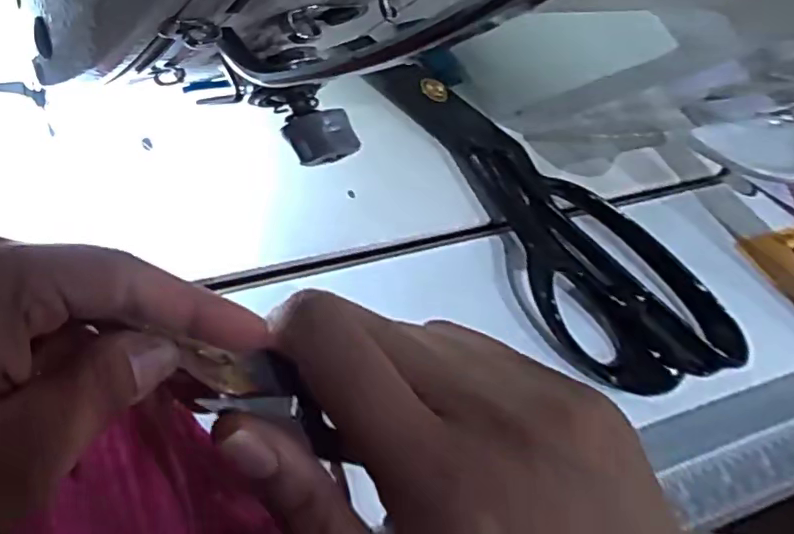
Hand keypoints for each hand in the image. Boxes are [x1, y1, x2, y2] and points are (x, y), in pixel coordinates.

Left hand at [0, 237, 268, 533]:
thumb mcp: (23, 448)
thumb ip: (97, 385)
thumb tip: (159, 346)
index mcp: (6, 274)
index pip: (120, 271)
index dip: (195, 304)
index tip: (266, 341)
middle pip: (99, 278)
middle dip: (169, 320)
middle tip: (244, 371)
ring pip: (74, 299)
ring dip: (132, 334)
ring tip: (202, 378)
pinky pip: (44, 320)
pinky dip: (90, 346)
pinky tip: (126, 376)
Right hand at [213, 291, 677, 533]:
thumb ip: (302, 497)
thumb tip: (228, 426)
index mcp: (446, 468)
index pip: (323, 323)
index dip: (282, 337)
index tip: (281, 384)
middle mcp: (502, 415)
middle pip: (356, 319)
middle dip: (329, 358)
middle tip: (338, 423)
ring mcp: (556, 401)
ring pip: (406, 328)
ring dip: (385, 366)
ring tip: (408, 434)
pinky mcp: (588, 400)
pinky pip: (466, 344)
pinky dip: (439, 374)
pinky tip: (462, 434)